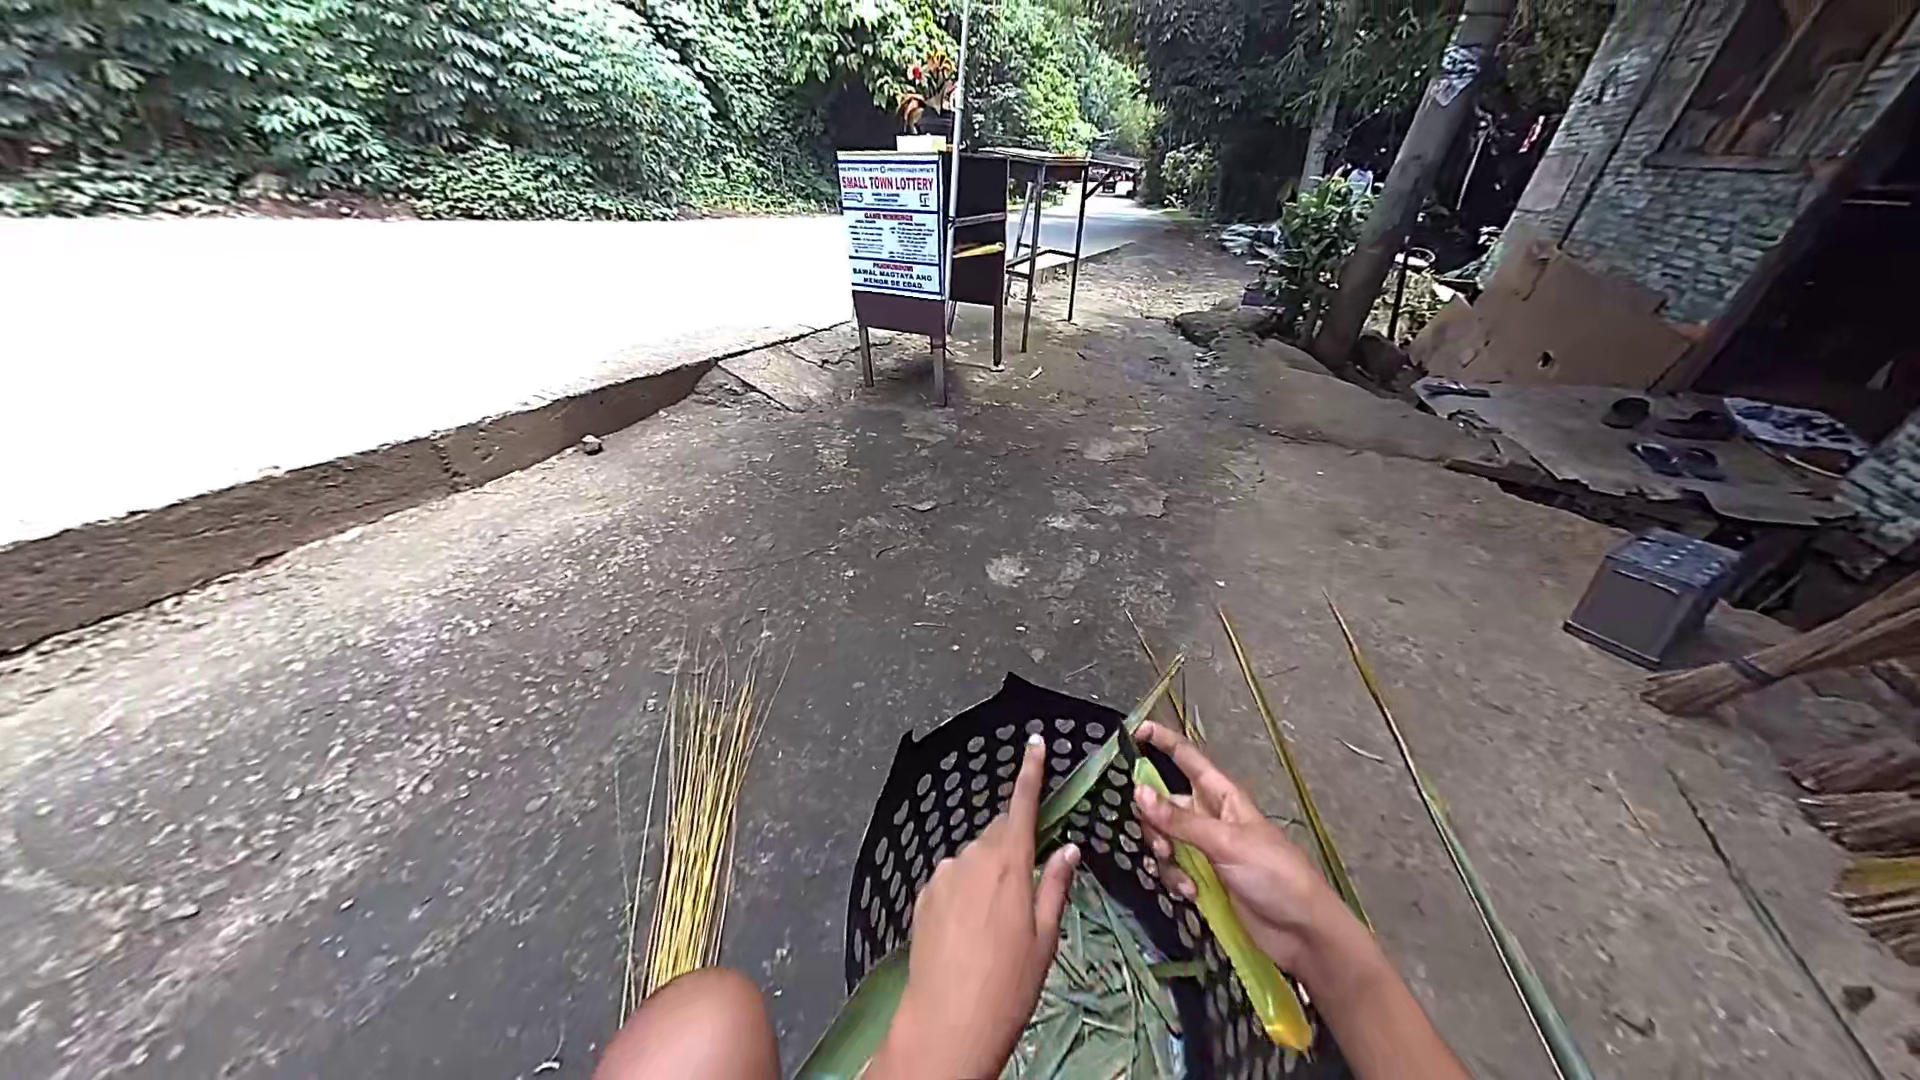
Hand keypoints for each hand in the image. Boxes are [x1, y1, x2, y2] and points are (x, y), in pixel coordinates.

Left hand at [869, 734, 1080, 1079]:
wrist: (946, 1025)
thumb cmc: (1008, 985)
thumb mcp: (1044, 939)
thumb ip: (1055, 885)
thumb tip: (1068, 849)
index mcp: (1009, 863)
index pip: (1023, 804)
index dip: (1030, 771)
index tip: (1034, 744)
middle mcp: (973, 857)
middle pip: (997, 833)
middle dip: (1012, 846)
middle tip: (1022, 891)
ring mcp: (944, 872)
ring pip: (974, 857)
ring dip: (987, 872)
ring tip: (992, 923)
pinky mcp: (924, 891)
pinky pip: (952, 877)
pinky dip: (964, 889)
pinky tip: (967, 929)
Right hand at [1130, 721, 1359, 983]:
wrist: (1303, 934)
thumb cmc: (1275, 875)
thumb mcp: (1226, 843)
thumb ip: (1180, 820)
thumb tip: (1138, 792)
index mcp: (1220, 795)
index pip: (1185, 757)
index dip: (1161, 740)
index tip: (1134, 731)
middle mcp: (1208, 816)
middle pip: (1163, 802)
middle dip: (1154, 821)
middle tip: (1161, 843)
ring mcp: (1204, 848)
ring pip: (1162, 837)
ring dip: (1164, 855)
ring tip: (1182, 878)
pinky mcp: (1201, 877)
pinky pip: (1171, 867)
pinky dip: (1174, 879)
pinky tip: (1191, 895)